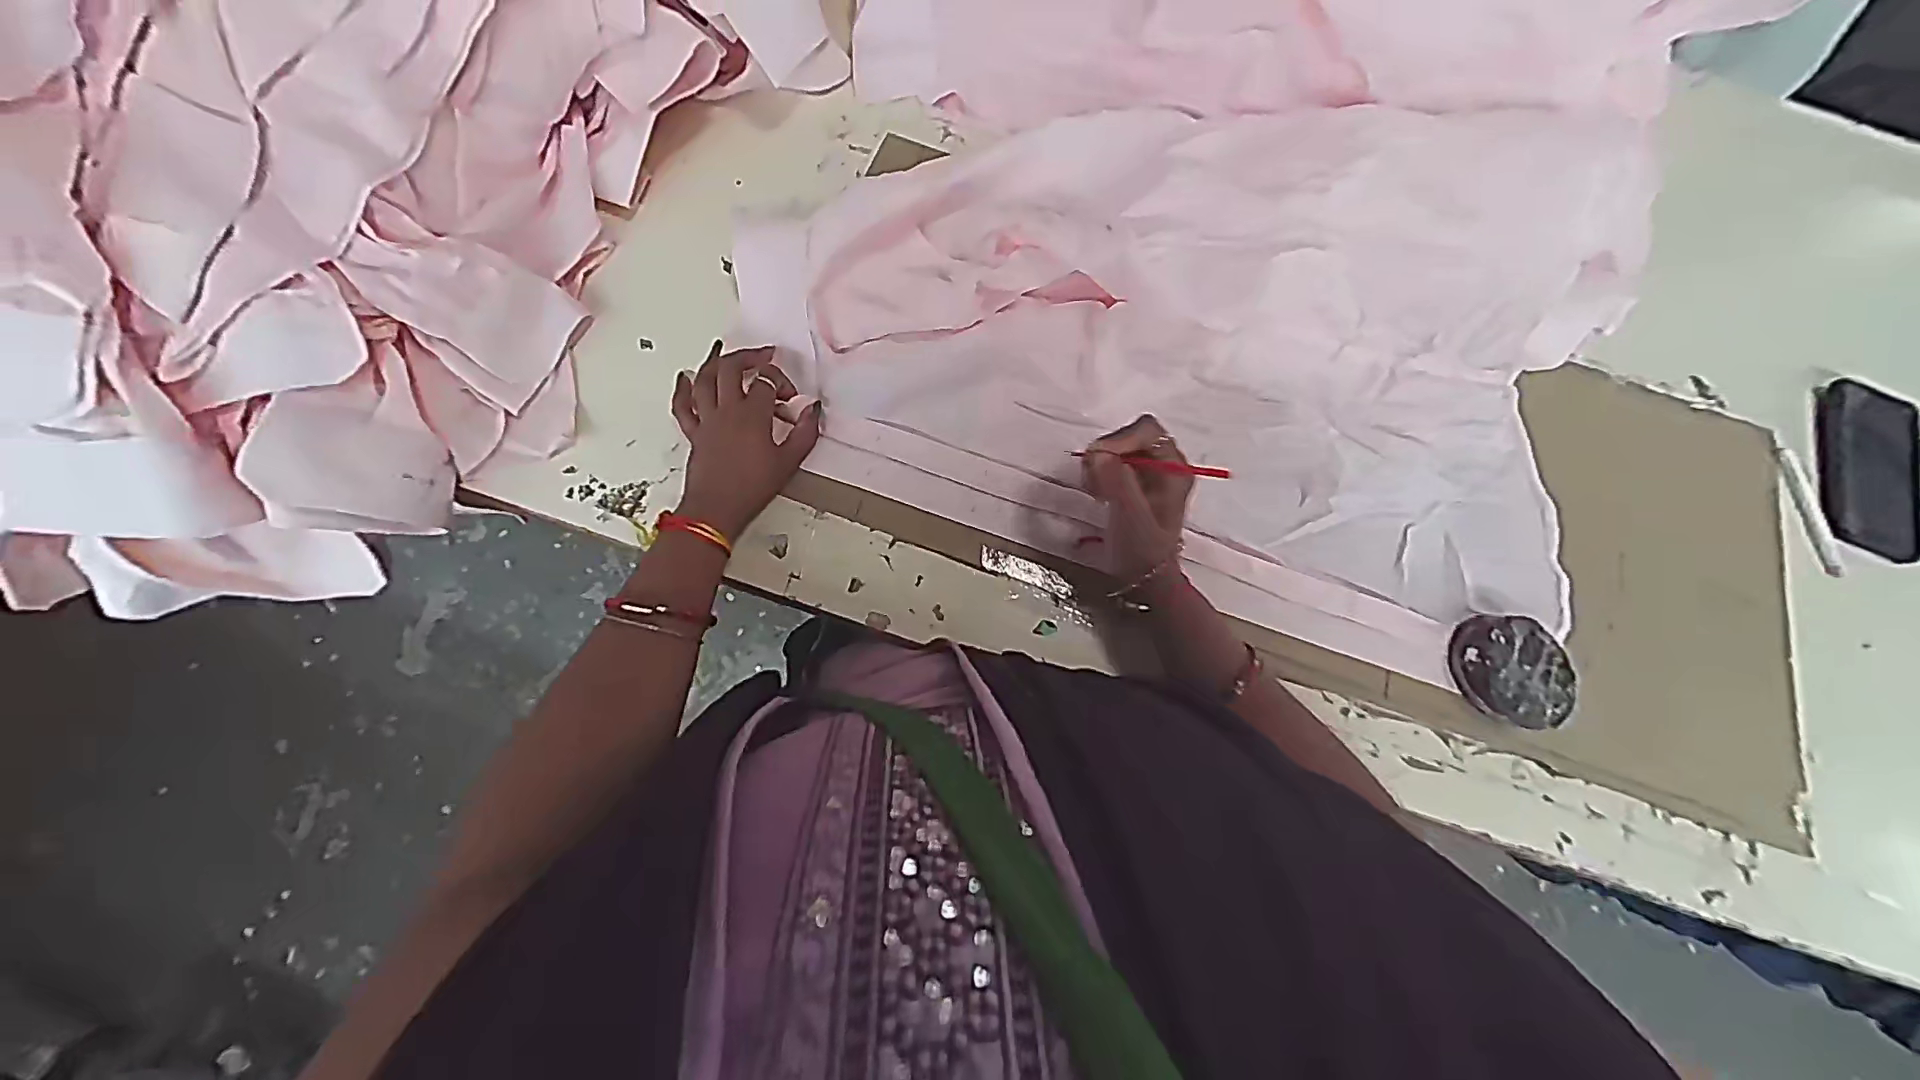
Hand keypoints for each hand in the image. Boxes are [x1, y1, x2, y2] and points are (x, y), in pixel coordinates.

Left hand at [670, 342, 821, 538]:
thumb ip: (805, 433)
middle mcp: (726, 411)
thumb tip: (812, 411)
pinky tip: (686, 378)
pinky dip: (683, 388)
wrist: (716, 509)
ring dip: (715, 361)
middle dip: (749, 357)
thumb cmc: (752, 488)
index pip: (766, 382)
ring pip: (705, 378)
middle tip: (762, 356)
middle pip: (731, 369)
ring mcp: (707, 419)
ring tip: (723, 351)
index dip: (780, 382)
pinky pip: (683, 404)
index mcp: (751, 415)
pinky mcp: (694, 432)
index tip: (789, 397)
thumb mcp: (789, 462)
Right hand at [1082, 414, 1193, 582]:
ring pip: (1117, 449)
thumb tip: (1097, 454)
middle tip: (1092, 478)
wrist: (1145, 579)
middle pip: (1129, 436)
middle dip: (1106, 453)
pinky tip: (1098, 494)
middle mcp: (1165, 465)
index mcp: (1174, 469)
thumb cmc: (1142, 551)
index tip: (1097, 459)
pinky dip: (1099, 473)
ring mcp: (1148, 474)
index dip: (1119, 439)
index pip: (1147, 431)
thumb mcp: (1130, 516)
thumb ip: (1117, 481)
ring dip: (1100, 464)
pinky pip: (1111, 464)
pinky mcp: (1132, 483)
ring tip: (1095, 491)